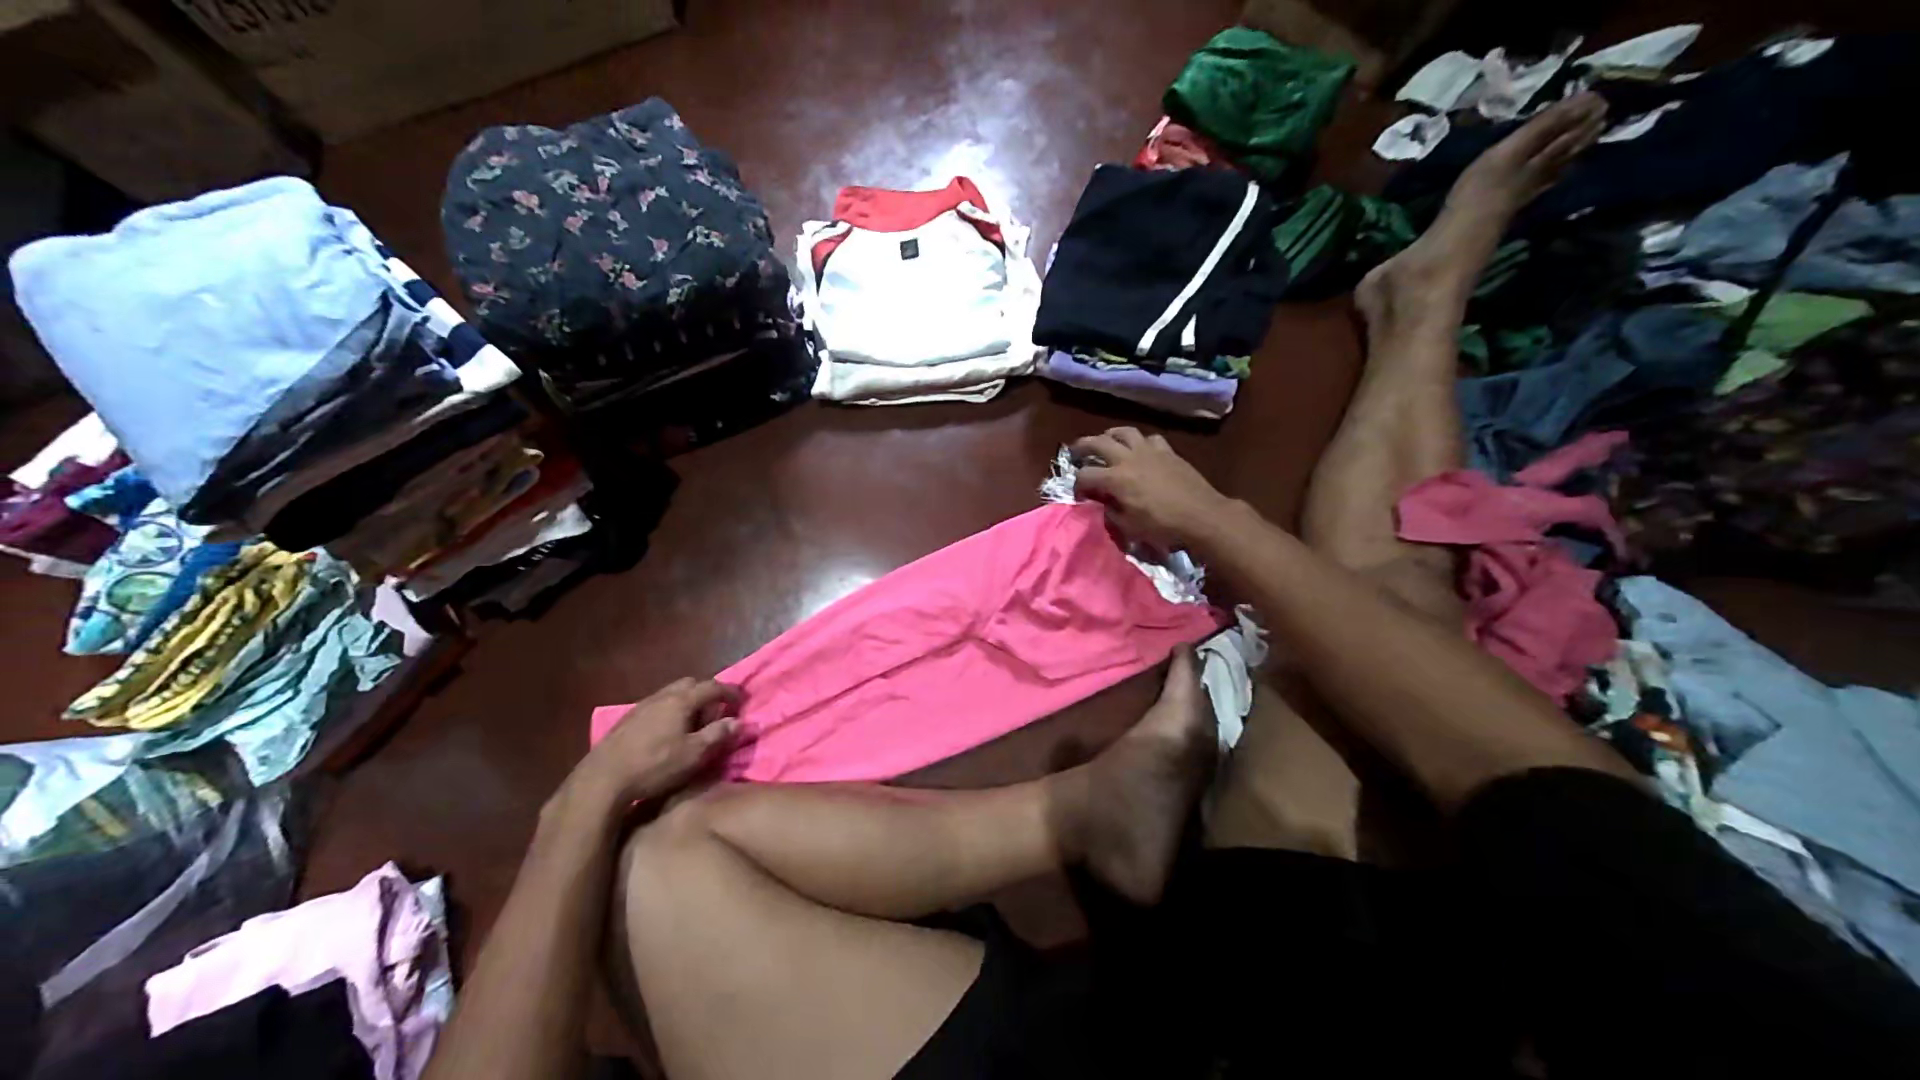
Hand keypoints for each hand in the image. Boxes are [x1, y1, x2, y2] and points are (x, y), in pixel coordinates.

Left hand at [564, 678, 740, 812]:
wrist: (602, 778)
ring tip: (693, 723)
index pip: (712, 686)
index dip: (730, 691)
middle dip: (707, 693)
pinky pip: (657, 705)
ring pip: (671, 693)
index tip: (741, 701)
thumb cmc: (654, 765)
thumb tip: (739, 721)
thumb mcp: (693, 754)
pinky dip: (670, 710)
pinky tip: (668, 731)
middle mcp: (662, 696)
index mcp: (681, 701)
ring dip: (687, 702)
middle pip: (690, 683)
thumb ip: (717, 735)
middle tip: (716, 712)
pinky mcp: (628, 720)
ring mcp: (642, 706)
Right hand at [1071, 427, 1235, 549]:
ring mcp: (1149, 451)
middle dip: (1082, 447)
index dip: (1077, 485)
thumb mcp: (1129, 527)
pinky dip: (1140, 442)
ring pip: (1124, 432)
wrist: (1202, 516)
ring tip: (1106, 441)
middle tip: (1075, 452)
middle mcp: (1128, 458)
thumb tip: (1105, 504)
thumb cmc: (1163, 526)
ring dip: (1110, 435)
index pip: (1084, 475)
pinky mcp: (1167, 451)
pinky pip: (1149, 438)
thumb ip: (1111, 513)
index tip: (1080, 495)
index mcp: (1115, 478)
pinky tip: (1140, 450)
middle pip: (1097, 443)